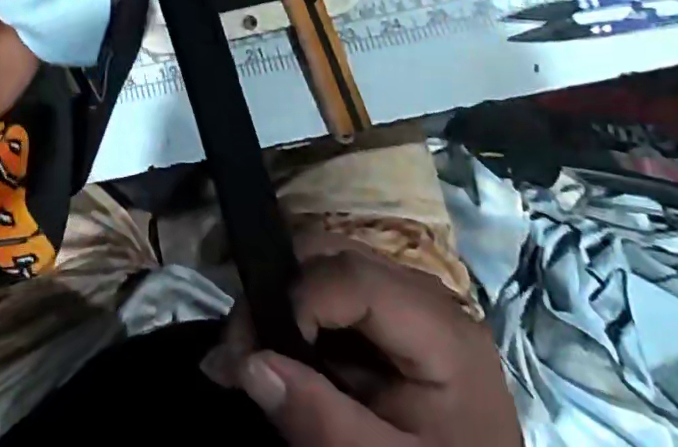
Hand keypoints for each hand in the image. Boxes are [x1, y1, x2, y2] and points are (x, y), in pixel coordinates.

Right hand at [206, 245, 522, 446]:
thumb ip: (323, 422)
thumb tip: (248, 363)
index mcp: (442, 332)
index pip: (355, 277)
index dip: (297, 299)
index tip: (256, 352)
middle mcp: (426, 297)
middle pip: (336, 256)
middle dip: (275, 290)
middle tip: (235, 351)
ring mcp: (407, 302)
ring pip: (326, 265)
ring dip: (277, 301)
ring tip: (243, 357)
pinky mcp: (390, 318)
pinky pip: (331, 293)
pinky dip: (292, 316)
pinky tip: (269, 353)